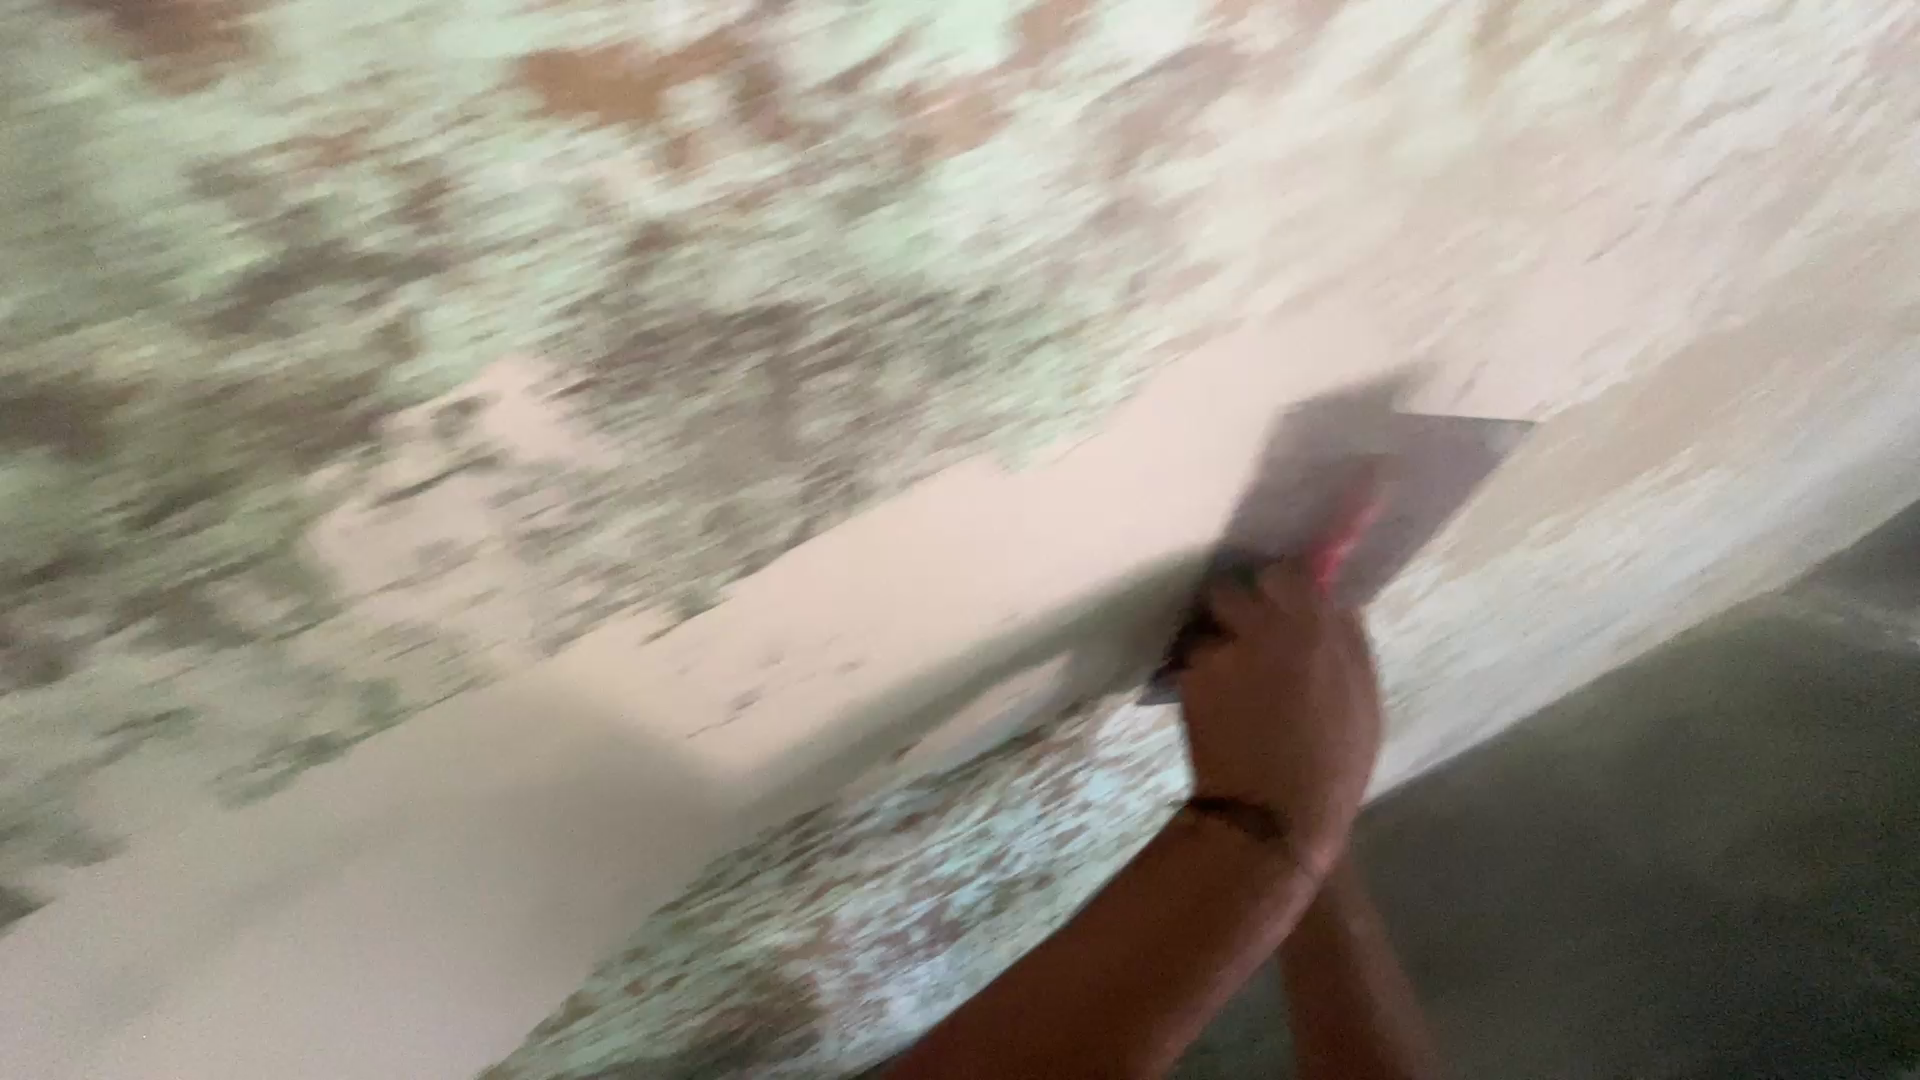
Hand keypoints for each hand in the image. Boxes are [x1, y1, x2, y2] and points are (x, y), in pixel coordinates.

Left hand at [1177, 563, 1381, 875]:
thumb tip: (1329, 599)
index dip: (1280, 580)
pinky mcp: (1190, 675)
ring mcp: (1222, 651)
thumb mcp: (1360, 697)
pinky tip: (1211, 700)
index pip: (1288, 571)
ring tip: (1224, 673)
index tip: (1278, 593)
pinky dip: (1197, 673)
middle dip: (1235, 605)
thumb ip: (1342, 639)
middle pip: (1234, 588)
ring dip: (1212, 640)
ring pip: (1206, 625)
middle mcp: (1265, 629)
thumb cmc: (1331, 761)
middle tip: (1242, 630)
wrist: (1273, 810)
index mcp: (1316, 630)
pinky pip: (1189, 659)